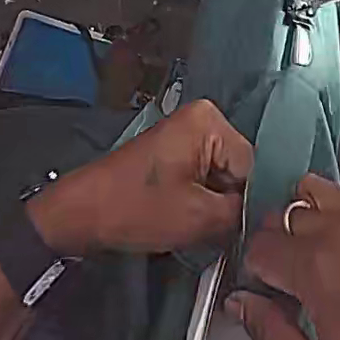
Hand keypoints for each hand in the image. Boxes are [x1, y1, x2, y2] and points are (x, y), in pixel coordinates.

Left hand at [27, 100, 251, 255]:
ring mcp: (186, 131)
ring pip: (221, 174)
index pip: (250, 166)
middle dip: (226, 199)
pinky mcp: (174, 149)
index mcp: (209, 120)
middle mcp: (201, 116)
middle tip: (205, 223)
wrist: (82, 213)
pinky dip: (198, 196)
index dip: (242, 199)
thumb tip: (258, 216)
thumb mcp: (199, 217)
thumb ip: (240, 213)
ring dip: (212, 201)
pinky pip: (203, 173)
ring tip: (190, 219)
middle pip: (236, 167)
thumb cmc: (136, 208)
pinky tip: (182, 212)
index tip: (225, 222)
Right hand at [232, 175, 339, 339]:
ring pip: (325, 193)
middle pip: (291, 211)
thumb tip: (246, 305)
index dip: (251, 266)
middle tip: (279, 276)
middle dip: (278, 240)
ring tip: (310, 261)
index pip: (263, 242)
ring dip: (308, 219)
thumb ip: (271, 335)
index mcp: (324, 272)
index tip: (255, 285)